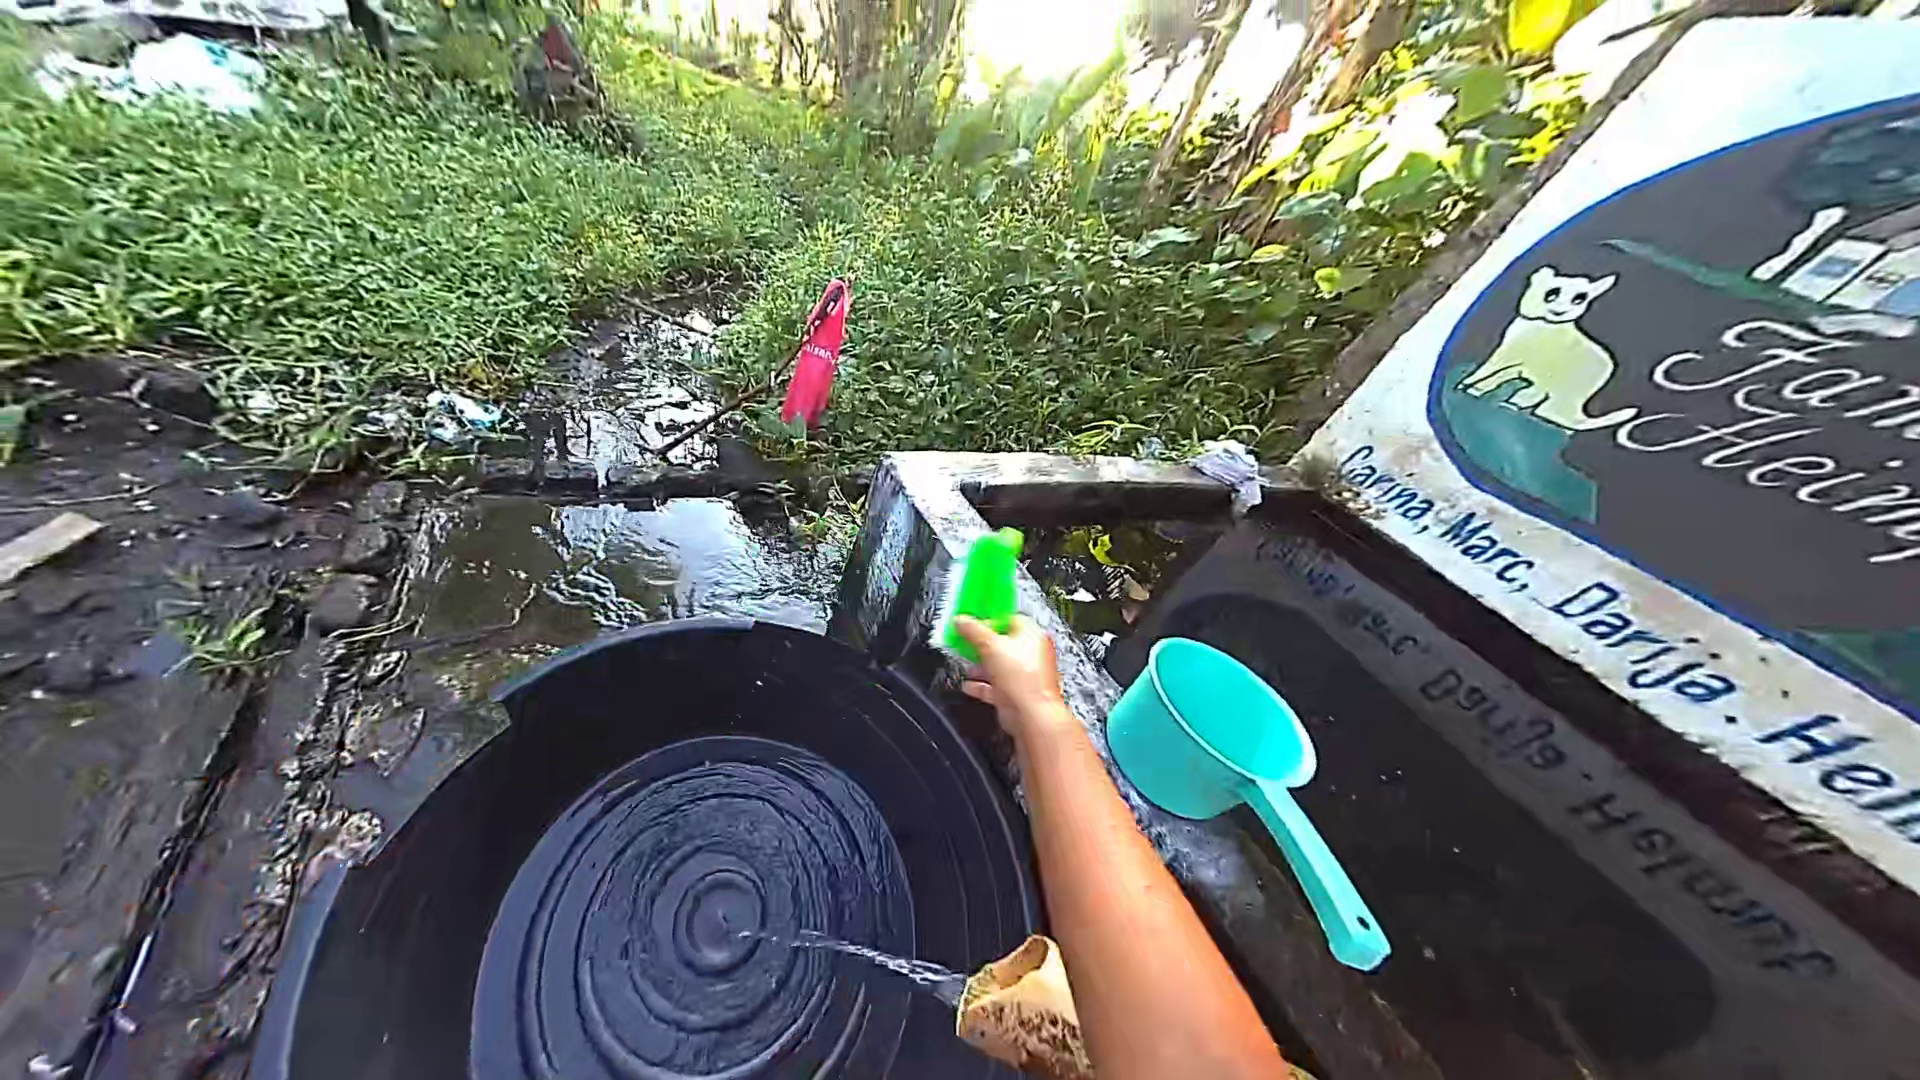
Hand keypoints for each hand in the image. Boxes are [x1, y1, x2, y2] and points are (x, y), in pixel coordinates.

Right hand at [956, 615, 1078, 746]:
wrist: (1031, 715)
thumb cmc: (1023, 678)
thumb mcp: (990, 645)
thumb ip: (973, 630)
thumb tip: (961, 620)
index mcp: (1031, 635)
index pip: (1009, 618)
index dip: (989, 619)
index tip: (972, 621)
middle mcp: (1031, 654)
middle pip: (1002, 643)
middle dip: (981, 644)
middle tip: (965, 642)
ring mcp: (1025, 676)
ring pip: (999, 666)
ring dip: (980, 666)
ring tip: (965, 664)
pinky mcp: (1017, 694)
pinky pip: (996, 686)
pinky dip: (981, 685)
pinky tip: (969, 685)